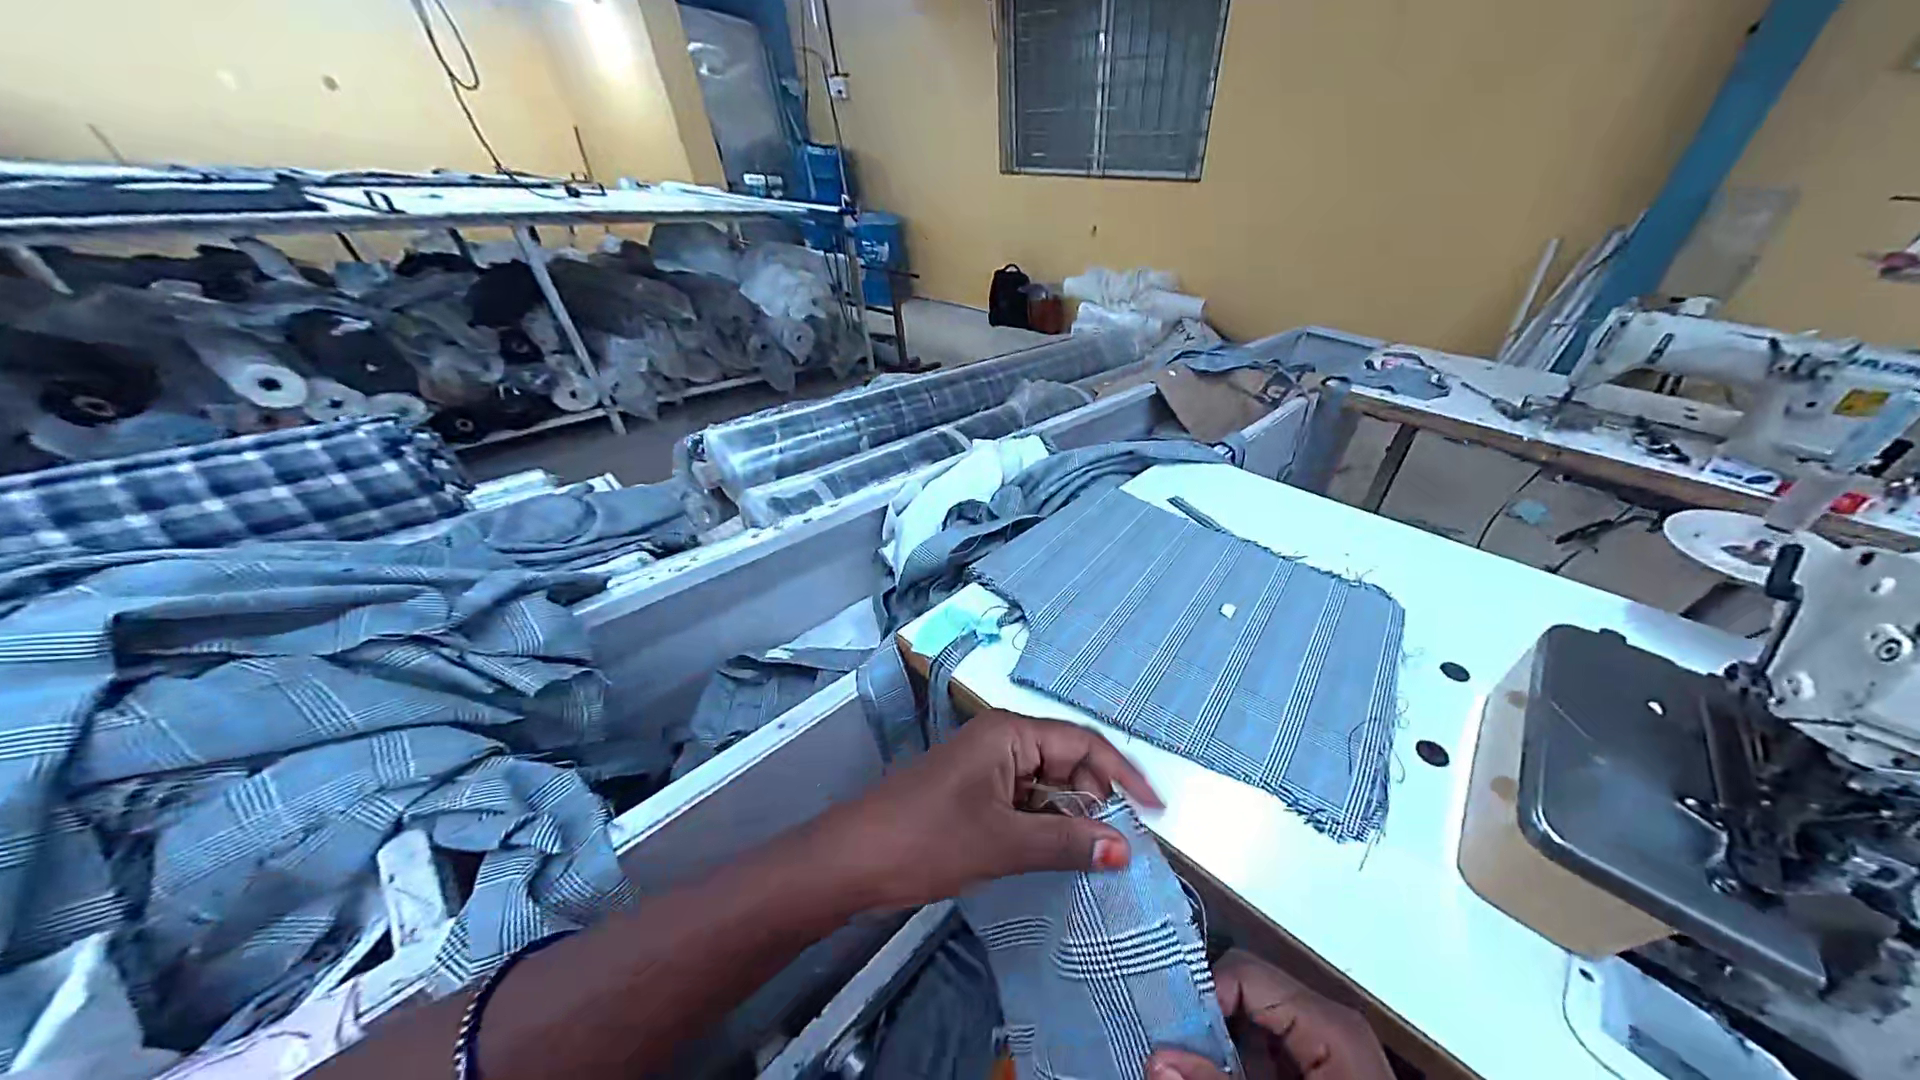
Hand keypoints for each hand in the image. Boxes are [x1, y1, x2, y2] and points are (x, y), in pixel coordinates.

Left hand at [804, 709, 1160, 909]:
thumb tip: (1125, 849)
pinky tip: (1055, 856)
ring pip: (1047, 786)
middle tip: (1112, 848)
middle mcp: (1001, 740)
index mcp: (1010, 733)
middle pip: (1067, 763)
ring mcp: (986, 767)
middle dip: (1094, 802)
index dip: (1123, 775)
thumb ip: (1067, 843)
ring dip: (1069, 818)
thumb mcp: (1003, 842)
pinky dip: (1044, 826)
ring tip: (1087, 858)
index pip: (1084, 744)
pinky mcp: (975, 793)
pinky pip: (1025, 802)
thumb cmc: (928, 838)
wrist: (853, 858)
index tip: (1154, 811)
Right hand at [1147, 950, 1393, 1079]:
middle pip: (1242, 996)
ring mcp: (1323, 1049)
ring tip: (1181, 1071)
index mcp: (1329, 1025)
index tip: (1166, 1036)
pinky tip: (1213, 1078)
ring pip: (1247, 1026)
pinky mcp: (1318, 1074)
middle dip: (1202, 1028)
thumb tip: (1156, 1060)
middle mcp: (1325, 1023)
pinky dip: (1235, 1068)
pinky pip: (1263, 1053)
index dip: (1201, 998)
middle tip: (1165, 1058)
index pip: (1243, 973)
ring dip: (1214, 1052)